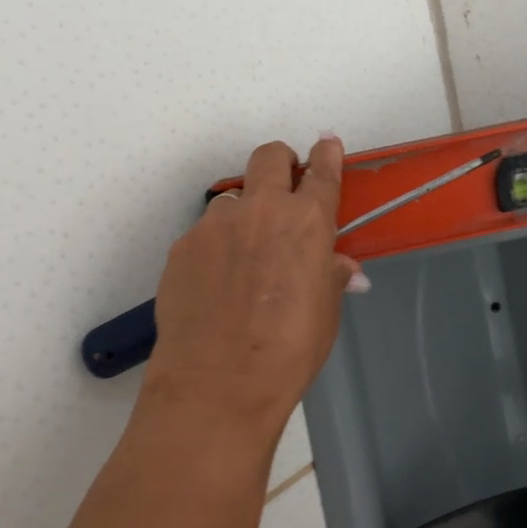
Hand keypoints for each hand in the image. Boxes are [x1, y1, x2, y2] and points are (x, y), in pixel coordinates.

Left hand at [143, 135, 360, 429]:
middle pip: (269, 157)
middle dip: (279, 161)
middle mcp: (262, 210)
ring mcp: (216, 225)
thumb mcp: (325, 313)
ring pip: (231, 199)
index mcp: (307, 221)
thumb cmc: (289, 350)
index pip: (321, 171)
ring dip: (242, 215)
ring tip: (242, 257)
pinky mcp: (183, 246)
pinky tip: (215, 285)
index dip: (326, 153)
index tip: (327, 144)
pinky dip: (215, 249)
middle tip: (283, 184)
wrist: (219, 383)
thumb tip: (343, 268)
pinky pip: (204, 234)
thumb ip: (331, 277)